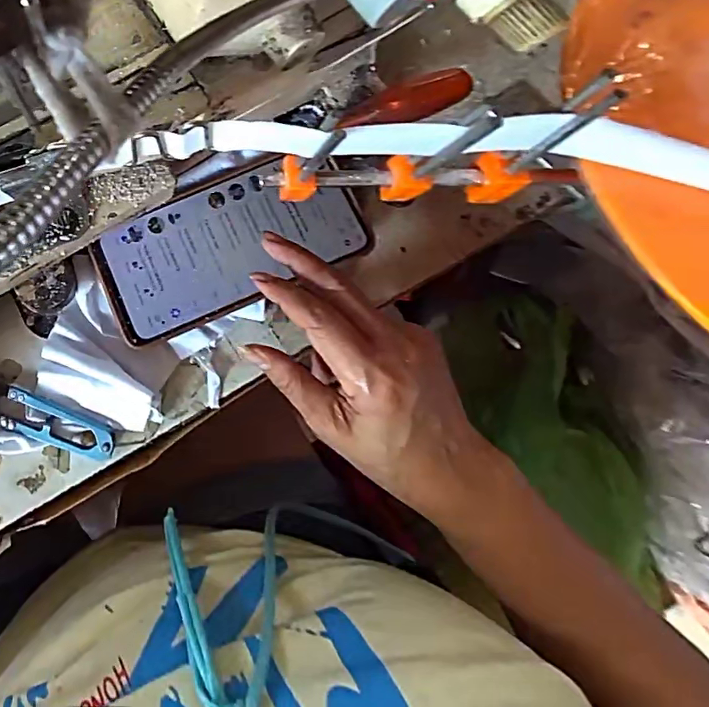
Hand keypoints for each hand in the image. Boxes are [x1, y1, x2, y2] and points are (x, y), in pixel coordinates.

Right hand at [243, 232, 503, 520]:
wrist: (454, 468)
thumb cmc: (387, 456)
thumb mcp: (328, 426)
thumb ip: (290, 381)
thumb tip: (254, 350)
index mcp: (369, 373)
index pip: (318, 318)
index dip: (285, 293)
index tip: (259, 277)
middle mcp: (394, 345)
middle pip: (339, 287)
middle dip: (301, 259)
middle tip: (270, 240)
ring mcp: (412, 335)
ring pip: (353, 299)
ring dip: (320, 298)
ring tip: (317, 351)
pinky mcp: (419, 334)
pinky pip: (370, 315)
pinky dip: (346, 323)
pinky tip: (348, 363)